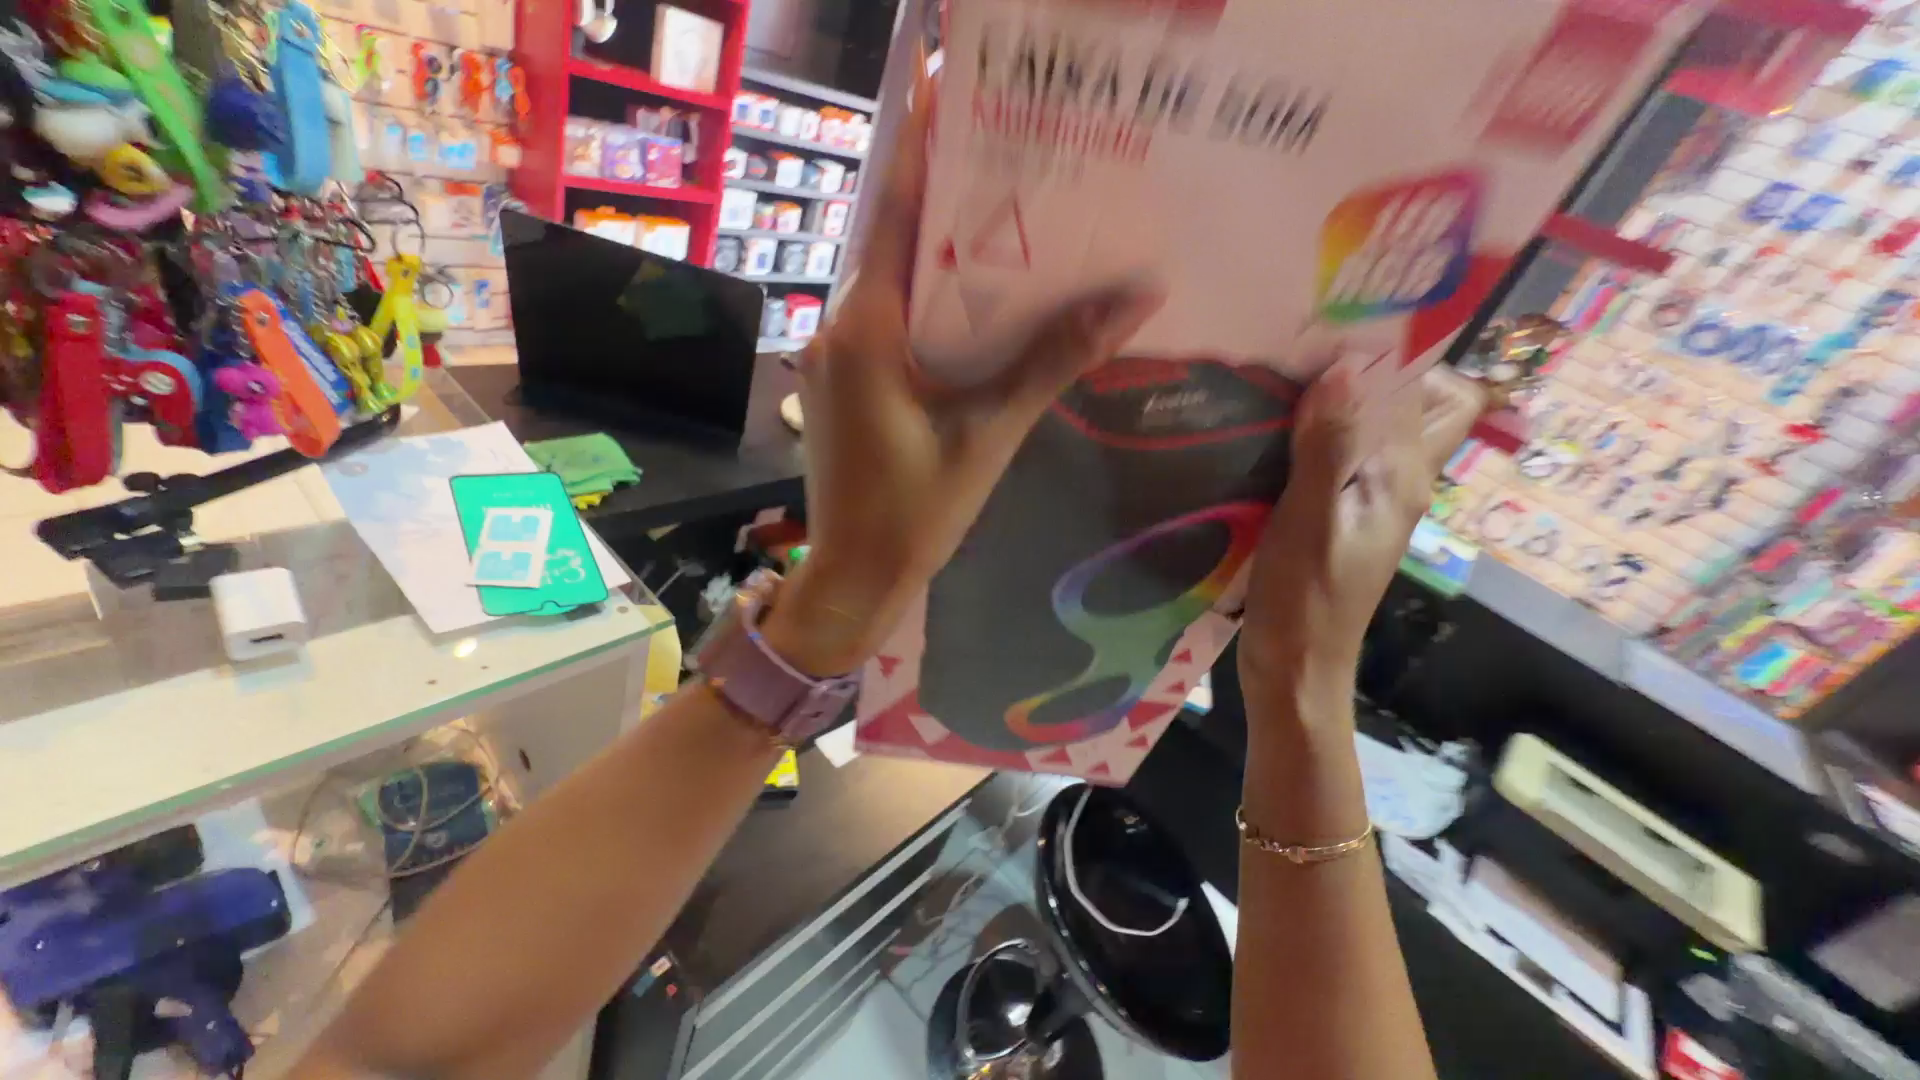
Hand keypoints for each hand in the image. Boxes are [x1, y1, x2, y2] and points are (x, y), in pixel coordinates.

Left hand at [762, 75, 1163, 674]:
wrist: (855, 578)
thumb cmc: (915, 513)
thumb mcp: (989, 435)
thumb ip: (1052, 361)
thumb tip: (1135, 298)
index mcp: (867, 329)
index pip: (897, 212)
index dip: (923, 143)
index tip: (951, 86)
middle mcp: (839, 325)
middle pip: (895, 239)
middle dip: (947, 192)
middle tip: (1010, 149)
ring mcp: (834, 353)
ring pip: (890, 280)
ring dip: (940, 247)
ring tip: (1005, 209)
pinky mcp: (843, 378)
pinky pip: (886, 319)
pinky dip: (927, 298)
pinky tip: (975, 294)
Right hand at [1237, 367, 1484, 719]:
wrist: (1294, 670)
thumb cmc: (1304, 601)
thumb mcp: (1310, 522)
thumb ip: (1327, 447)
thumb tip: (1345, 364)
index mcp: (1404, 476)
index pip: (1433, 389)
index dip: (1401, 347)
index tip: (1346, 317)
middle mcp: (1399, 479)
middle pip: (1419, 401)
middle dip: (1381, 363)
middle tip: (1317, 339)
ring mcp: (1368, 497)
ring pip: (1377, 424)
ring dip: (1345, 393)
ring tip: (1288, 365)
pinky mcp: (1336, 511)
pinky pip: (1341, 450)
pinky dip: (1317, 426)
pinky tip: (1271, 420)